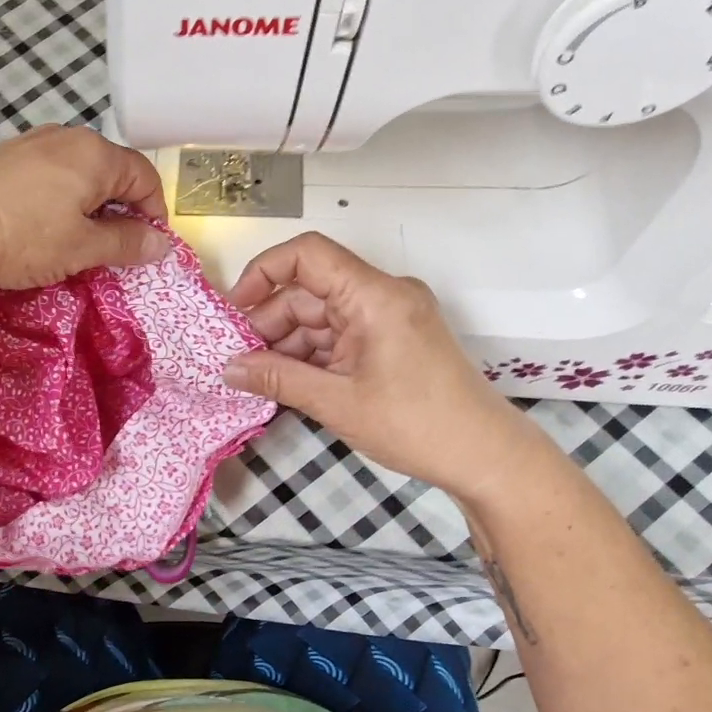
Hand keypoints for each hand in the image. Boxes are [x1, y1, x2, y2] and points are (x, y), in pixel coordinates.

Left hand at [0, 125, 171, 293]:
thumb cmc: (23, 238)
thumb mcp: (82, 248)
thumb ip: (126, 244)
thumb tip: (161, 244)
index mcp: (94, 153)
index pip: (143, 176)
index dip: (154, 212)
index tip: (149, 245)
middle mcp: (65, 138)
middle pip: (110, 171)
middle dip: (119, 209)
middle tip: (113, 249)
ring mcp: (29, 144)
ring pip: (76, 173)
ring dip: (87, 206)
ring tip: (76, 242)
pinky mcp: (1, 159)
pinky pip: (46, 176)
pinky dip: (57, 200)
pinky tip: (40, 228)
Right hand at [221, 233, 550, 500]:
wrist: (484, 455)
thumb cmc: (416, 425)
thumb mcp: (336, 402)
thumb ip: (277, 379)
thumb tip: (228, 369)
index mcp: (375, 296)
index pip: (307, 255)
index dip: (263, 273)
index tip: (234, 311)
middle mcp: (383, 295)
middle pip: (309, 290)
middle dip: (268, 322)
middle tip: (237, 361)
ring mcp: (388, 317)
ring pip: (319, 316)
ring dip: (285, 344)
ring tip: (257, 378)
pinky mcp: (390, 339)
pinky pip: (337, 335)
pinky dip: (308, 355)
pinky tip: (285, 381)